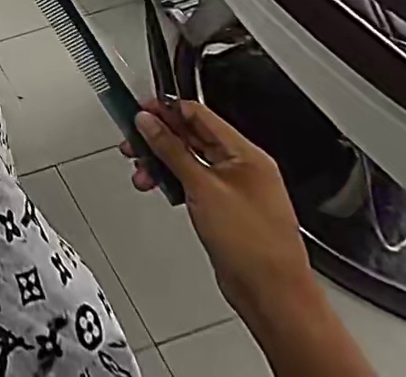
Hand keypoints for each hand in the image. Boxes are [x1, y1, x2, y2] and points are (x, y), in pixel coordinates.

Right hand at [125, 100, 315, 312]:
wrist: (272, 297)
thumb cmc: (255, 246)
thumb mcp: (203, 188)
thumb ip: (172, 150)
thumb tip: (149, 122)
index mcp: (245, 153)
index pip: (199, 114)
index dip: (167, 109)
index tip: (141, 109)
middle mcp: (240, 167)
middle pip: (191, 136)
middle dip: (159, 136)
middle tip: (133, 138)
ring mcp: (231, 189)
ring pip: (188, 161)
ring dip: (161, 161)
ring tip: (140, 168)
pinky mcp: (222, 209)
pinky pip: (191, 183)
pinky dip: (171, 181)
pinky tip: (156, 186)